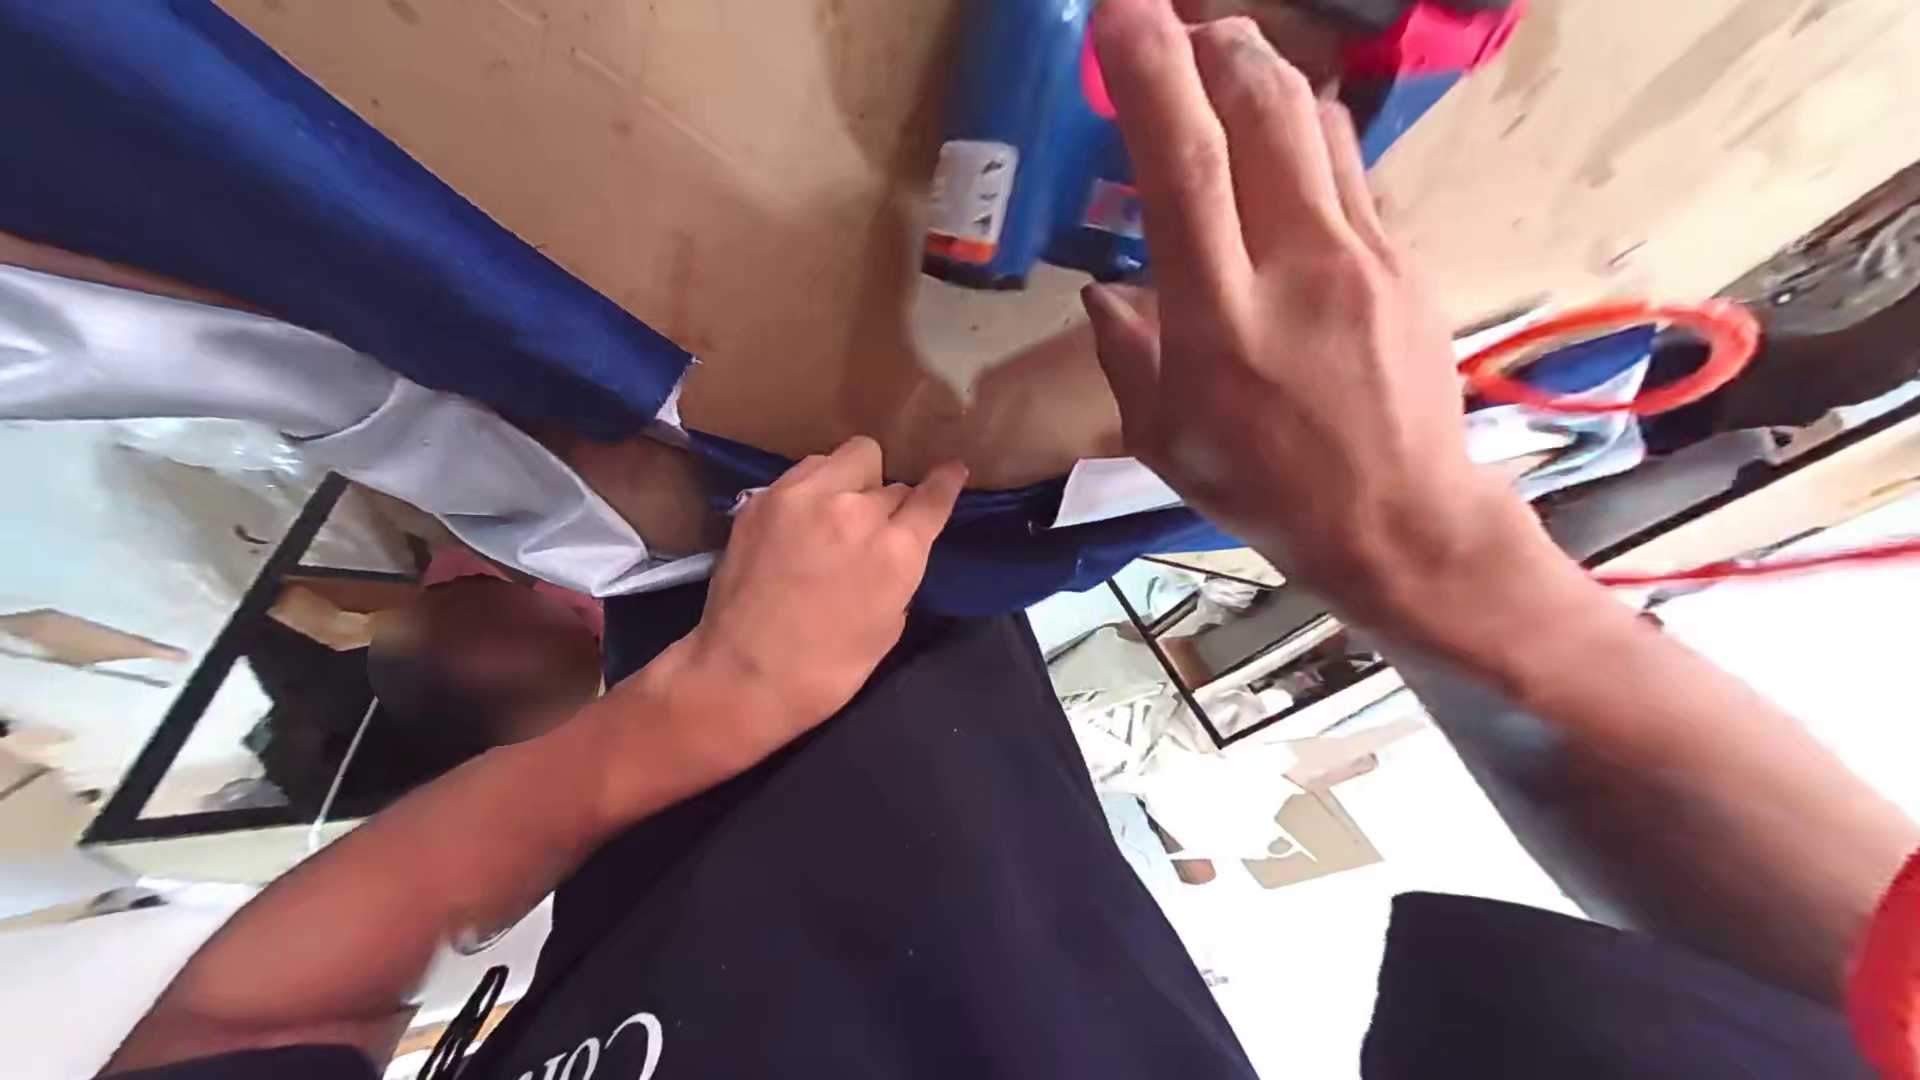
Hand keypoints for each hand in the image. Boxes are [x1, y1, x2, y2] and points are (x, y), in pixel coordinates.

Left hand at [677, 436, 965, 766]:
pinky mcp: (764, 497)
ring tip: (835, 513)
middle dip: (890, 502)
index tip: (952, 472)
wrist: (743, 675)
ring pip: (849, 457)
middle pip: (891, 479)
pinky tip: (802, 519)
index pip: (932, 496)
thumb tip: (896, 548)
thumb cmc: (829, 668)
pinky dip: (815, 487)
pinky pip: (806, 470)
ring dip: (854, 481)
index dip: (946, 482)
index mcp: (895, 550)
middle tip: (871, 529)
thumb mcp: (889, 625)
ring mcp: (805, 497)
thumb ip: (901, 573)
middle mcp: (855, 510)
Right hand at [1083, 0, 1562, 636]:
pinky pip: (1349, 170)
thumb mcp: (1163, 439)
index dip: (1150, 78)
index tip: (1118, 14)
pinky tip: (1280, 146)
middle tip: (1175, 24)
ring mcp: (1364, 255)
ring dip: (1264, 74)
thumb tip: (1102, 295)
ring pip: (1317, 123)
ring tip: (1223, 64)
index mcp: (1220, 322)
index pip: (1185, 169)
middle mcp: (1297, 267)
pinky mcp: (1404, 260)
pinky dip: (1304, 135)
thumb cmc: (1258, 488)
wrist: (1393, 518)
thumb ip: (1125, 357)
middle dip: (1214, 44)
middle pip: (1265, 109)